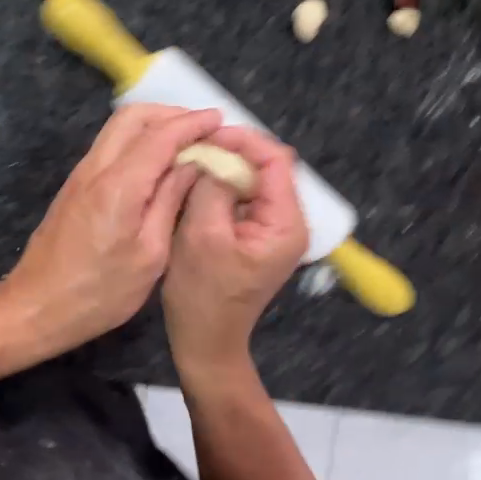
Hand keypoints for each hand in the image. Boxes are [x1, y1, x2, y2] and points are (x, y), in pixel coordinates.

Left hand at [2, 104, 224, 359]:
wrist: (36, 306)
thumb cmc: (100, 292)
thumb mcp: (151, 254)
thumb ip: (171, 201)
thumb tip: (193, 163)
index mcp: (118, 185)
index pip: (160, 135)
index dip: (192, 123)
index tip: (220, 120)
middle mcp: (95, 169)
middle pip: (132, 117)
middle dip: (170, 115)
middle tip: (202, 131)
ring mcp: (80, 176)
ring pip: (117, 130)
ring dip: (152, 127)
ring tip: (185, 146)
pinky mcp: (74, 187)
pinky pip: (109, 148)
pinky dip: (136, 143)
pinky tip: (157, 166)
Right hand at [162, 126, 309, 378]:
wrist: (205, 341)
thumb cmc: (202, 293)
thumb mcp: (201, 233)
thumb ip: (212, 186)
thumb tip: (213, 153)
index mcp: (286, 223)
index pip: (276, 160)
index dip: (243, 141)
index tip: (205, 138)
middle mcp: (289, 223)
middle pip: (267, 168)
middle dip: (231, 154)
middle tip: (193, 151)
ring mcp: (274, 232)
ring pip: (253, 181)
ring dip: (224, 170)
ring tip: (191, 166)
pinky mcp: (257, 238)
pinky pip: (243, 200)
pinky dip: (222, 189)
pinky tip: (197, 189)